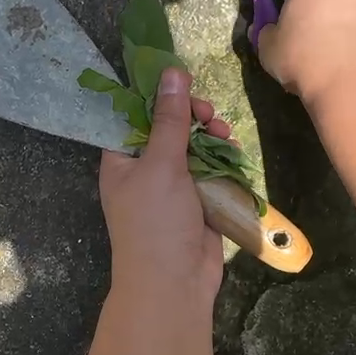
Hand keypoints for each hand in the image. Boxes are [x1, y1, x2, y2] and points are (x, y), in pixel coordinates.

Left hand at [99, 66, 225, 303]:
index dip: (159, 97)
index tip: (183, 85)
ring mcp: (172, 188)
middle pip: (169, 128)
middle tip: (208, 116)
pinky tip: (233, 152)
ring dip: (210, 136)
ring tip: (224, 135)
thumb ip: (169, 119)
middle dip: (191, 117)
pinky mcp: (197, 203)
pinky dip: (221, 160)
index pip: (135, 115)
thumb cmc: (156, 222)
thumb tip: (172, 71)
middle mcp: (144, 171)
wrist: (173, 283)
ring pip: (193, 148)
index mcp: (121, 159)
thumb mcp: (161, 165)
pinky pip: (209, 171)